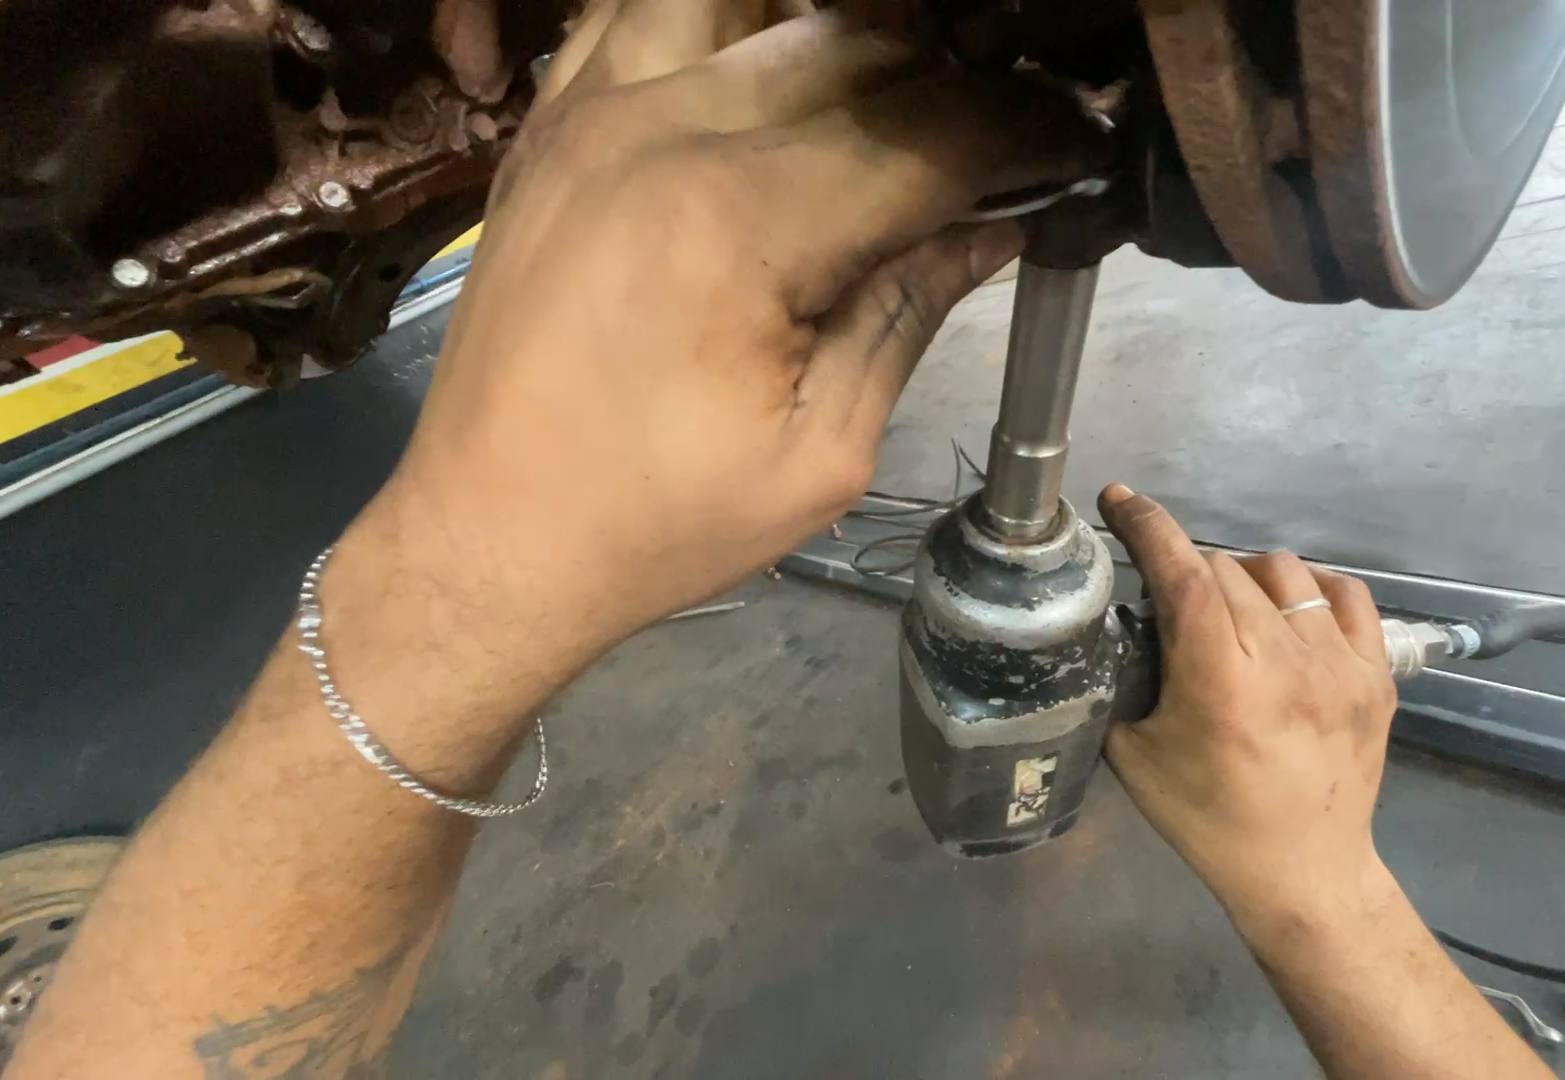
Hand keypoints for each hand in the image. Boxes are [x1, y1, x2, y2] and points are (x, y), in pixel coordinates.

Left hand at [355, 0, 1102, 659]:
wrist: (492, 542)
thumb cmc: (658, 527)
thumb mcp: (816, 459)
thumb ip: (902, 323)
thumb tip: (984, 234)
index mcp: (743, 224)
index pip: (925, 138)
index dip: (1017, 134)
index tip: (1072, 148)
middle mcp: (663, 128)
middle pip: (855, 52)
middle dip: (956, 84)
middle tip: (1005, 136)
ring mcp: (588, 115)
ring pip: (754, 8)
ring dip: (851, 40)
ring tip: (901, 103)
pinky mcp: (545, 135)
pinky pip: (642, 20)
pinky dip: (730, 26)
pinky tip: (773, 70)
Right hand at [1096, 484, 1399, 932]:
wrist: (1304, 870)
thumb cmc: (1205, 815)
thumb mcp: (1131, 751)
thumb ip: (1118, 681)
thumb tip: (1111, 627)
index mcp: (1219, 679)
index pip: (1183, 575)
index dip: (1147, 527)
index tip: (1119, 499)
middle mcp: (1285, 660)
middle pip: (1224, 567)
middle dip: (1184, 570)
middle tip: (1168, 605)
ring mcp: (1341, 664)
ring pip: (1281, 570)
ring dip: (1239, 576)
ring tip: (1228, 610)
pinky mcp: (1378, 674)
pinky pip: (1346, 594)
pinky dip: (1307, 587)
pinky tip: (1287, 611)